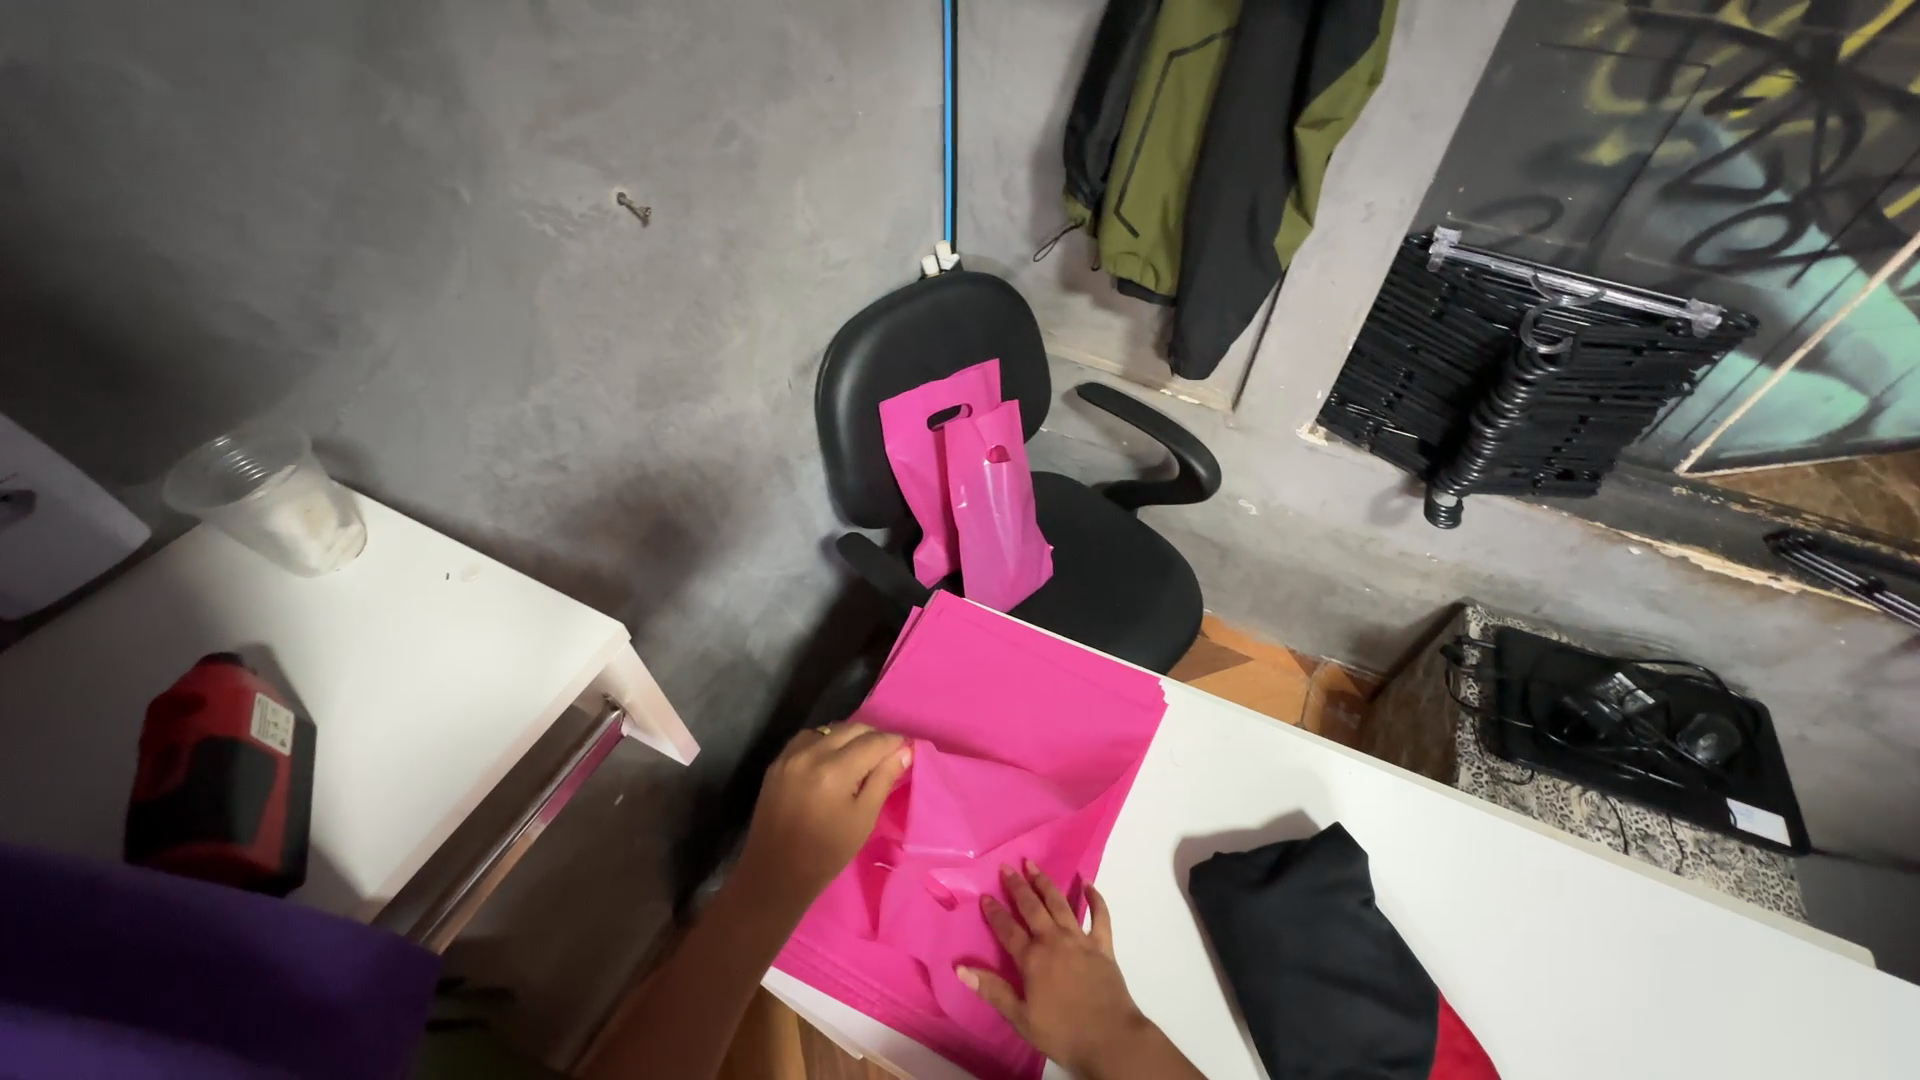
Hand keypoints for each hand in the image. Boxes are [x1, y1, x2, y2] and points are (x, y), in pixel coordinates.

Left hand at [736, 721, 912, 901]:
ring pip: (829, 729)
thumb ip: (883, 779)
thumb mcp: (863, 819)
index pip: (873, 741)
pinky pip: (808, 738)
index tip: (906, 749)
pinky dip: (825, 742)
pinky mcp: (777, 762)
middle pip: (852, 728)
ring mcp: (790, 756)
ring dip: (848, 737)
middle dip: (873, 737)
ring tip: (858, 759)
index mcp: (835, 771)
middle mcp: (811, 754)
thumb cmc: (826, 853)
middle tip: (886, 755)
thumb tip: (904, 751)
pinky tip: (831, 760)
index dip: (894, 742)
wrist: (775, 873)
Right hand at [956, 862, 1150, 1076]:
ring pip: (1060, 904)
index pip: (1008, 929)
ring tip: (1034, 866)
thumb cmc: (1062, 1032)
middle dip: (1018, 886)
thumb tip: (961, 968)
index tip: (985, 895)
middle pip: (1032, 907)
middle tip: (1007, 867)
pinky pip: (1100, 916)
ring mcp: (1080, 939)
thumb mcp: (1021, 1018)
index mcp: (1032, 959)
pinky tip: (1088, 884)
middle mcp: (1054, 940)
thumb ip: (993, 990)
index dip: (995, 912)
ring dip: (1045, 883)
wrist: (1110, 1039)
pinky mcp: (1103, 945)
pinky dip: (1095, 899)